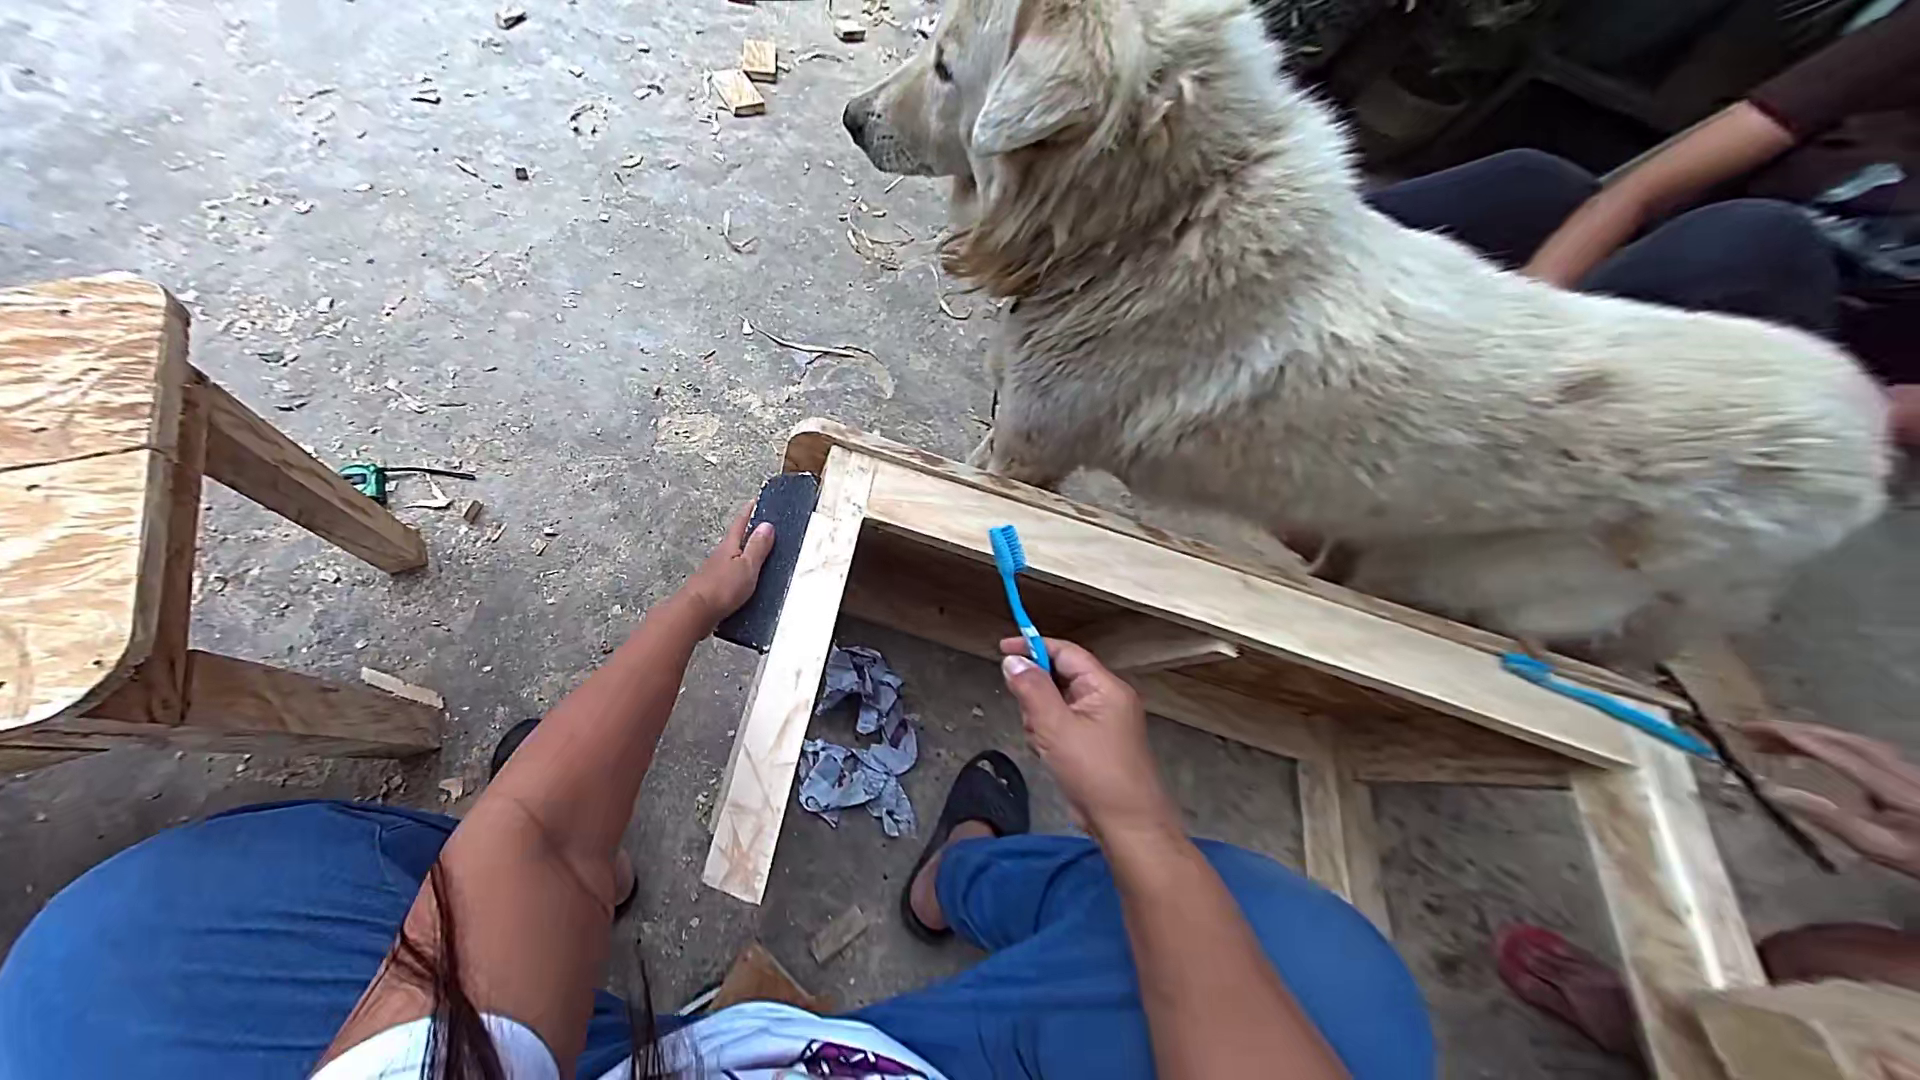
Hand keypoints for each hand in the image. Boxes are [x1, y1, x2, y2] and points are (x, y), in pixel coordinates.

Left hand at [677, 504, 773, 624]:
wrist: (695, 613)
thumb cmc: (721, 589)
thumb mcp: (747, 566)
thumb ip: (758, 547)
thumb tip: (767, 525)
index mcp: (730, 546)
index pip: (741, 523)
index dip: (749, 511)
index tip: (756, 501)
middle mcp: (720, 556)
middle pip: (736, 539)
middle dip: (747, 531)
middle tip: (759, 524)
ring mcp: (715, 572)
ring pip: (732, 556)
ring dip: (744, 552)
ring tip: (756, 552)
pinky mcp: (714, 588)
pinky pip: (730, 573)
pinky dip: (739, 571)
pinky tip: (745, 579)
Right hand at [998, 637, 1179, 841]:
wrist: (1128, 826)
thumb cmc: (1097, 775)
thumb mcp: (1055, 727)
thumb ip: (1031, 689)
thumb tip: (1013, 661)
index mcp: (1104, 687)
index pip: (1065, 652)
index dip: (1034, 646)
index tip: (1004, 648)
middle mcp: (1107, 699)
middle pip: (1060, 677)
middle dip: (1037, 694)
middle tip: (1030, 717)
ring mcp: (1103, 722)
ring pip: (1057, 703)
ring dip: (1041, 719)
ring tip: (1045, 744)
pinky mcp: (1096, 743)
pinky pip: (1064, 724)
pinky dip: (1050, 734)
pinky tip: (1050, 755)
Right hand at [1739, 720, 1919, 880]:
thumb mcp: (1878, 847)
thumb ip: (1829, 818)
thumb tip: (1773, 791)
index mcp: (1894, 789)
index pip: (1836, 753)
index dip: (1793, 737)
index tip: (1753, 729)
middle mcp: (1903, 774)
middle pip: (1846, 740)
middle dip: (1796, 730)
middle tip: (1754, 730)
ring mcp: (1911, 774)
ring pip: (1857, 741)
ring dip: (1812, 734)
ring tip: (1775, 738)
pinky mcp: (1911, 777)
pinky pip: (1865, 749)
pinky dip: (1831, 742)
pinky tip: (1815, 751)